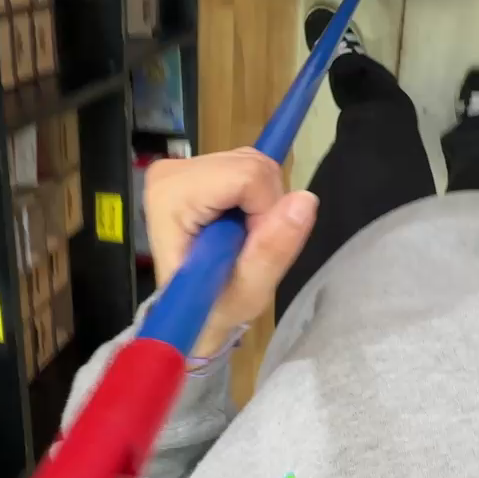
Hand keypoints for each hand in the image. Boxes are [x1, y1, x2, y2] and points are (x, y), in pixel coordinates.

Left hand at [143, 149, 317, 357]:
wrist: (189, 314)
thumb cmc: (212, 308)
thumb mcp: (248, 292)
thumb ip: (273, 248)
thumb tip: (306, 198)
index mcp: (173, 194)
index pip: (250, 176)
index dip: (266, 213)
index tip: (249, 248)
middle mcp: (173, 171)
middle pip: (254, 165)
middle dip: (266, 206)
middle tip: (247, 244)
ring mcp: (182, 165)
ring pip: (255, 164)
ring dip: (264, 203)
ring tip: (242, 237)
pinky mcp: (196, 166)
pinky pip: (249, 166)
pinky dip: (257, 197)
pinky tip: (239, 223)